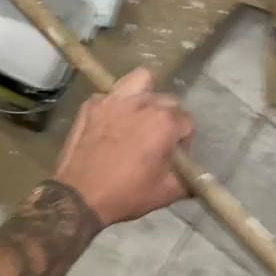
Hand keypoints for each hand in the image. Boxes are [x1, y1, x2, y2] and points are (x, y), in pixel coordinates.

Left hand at [54, 68, 195, 226]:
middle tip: (156, 140)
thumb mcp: (166, 193)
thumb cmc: (126, 193)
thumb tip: (195, 177)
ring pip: (140, 80)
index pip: (187, 121)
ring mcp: (115, 99)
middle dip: (167, 119)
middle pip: (167, 101)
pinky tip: (111, 121)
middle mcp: (143, 102)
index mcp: (165, 122)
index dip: (184, 140)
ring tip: (140, 113)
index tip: (173, 155)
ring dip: (145, 93)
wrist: (80, 195)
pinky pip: (111, 94)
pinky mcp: (93, 103)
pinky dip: (115, 104)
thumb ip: (187, 180)